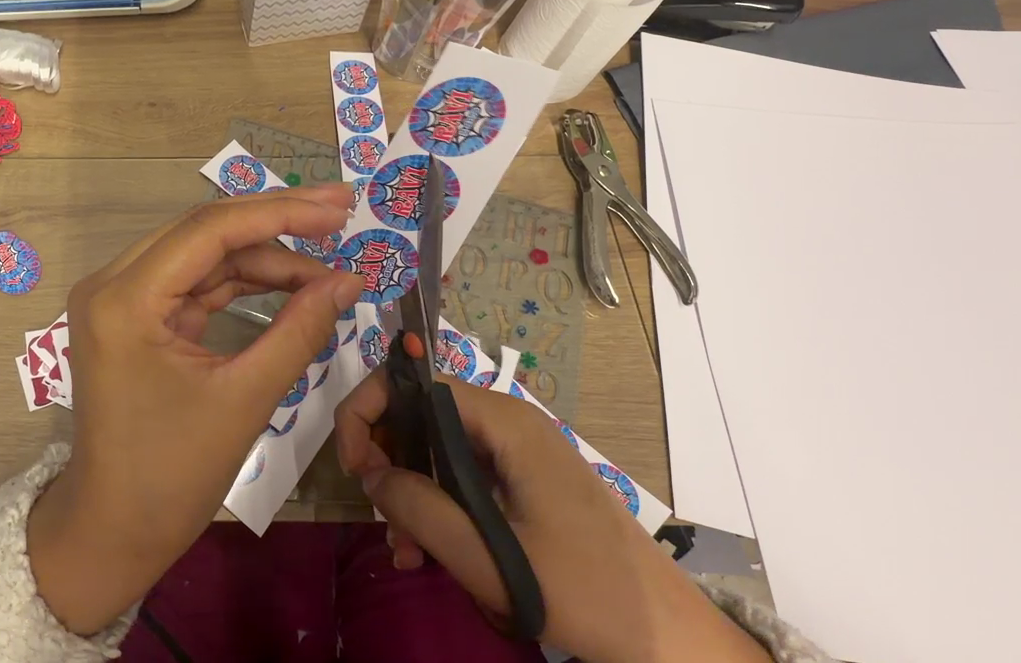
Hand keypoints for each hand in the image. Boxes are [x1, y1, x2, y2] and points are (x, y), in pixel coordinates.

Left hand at [27, 185, 364, 634]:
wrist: (115, 528)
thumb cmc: (172, 474)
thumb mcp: (245, 399)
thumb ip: (300, 331)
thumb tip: (350, 280)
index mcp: (125, 298)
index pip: (209, 229)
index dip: (280, 214)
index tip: (340, 208)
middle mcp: (113, 283)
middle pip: (203, 231)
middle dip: (276, 222)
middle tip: (341, 212)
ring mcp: (120, 298)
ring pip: (201, 254)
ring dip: (264, 256)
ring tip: (328, 264)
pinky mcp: (134, 316)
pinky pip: (193, 283)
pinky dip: (242, 282)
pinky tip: (290, 284)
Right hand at [335, 372, 769, 662]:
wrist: (666, 637)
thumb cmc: (584, 590)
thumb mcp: (489, 555)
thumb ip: (419, 508)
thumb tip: (369, 473)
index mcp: (505, 422)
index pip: (416, 383)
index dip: (371, 411)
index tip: (353, 467)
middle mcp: (508, 424)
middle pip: (421, 416)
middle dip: (388, 462)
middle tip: (380, 518)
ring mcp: (517, 453)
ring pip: (436, 452)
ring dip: (409, 494)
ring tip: (404, 552)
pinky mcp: (522, 482)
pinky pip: (461, 478)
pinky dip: (436, 507)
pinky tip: (426, 553)